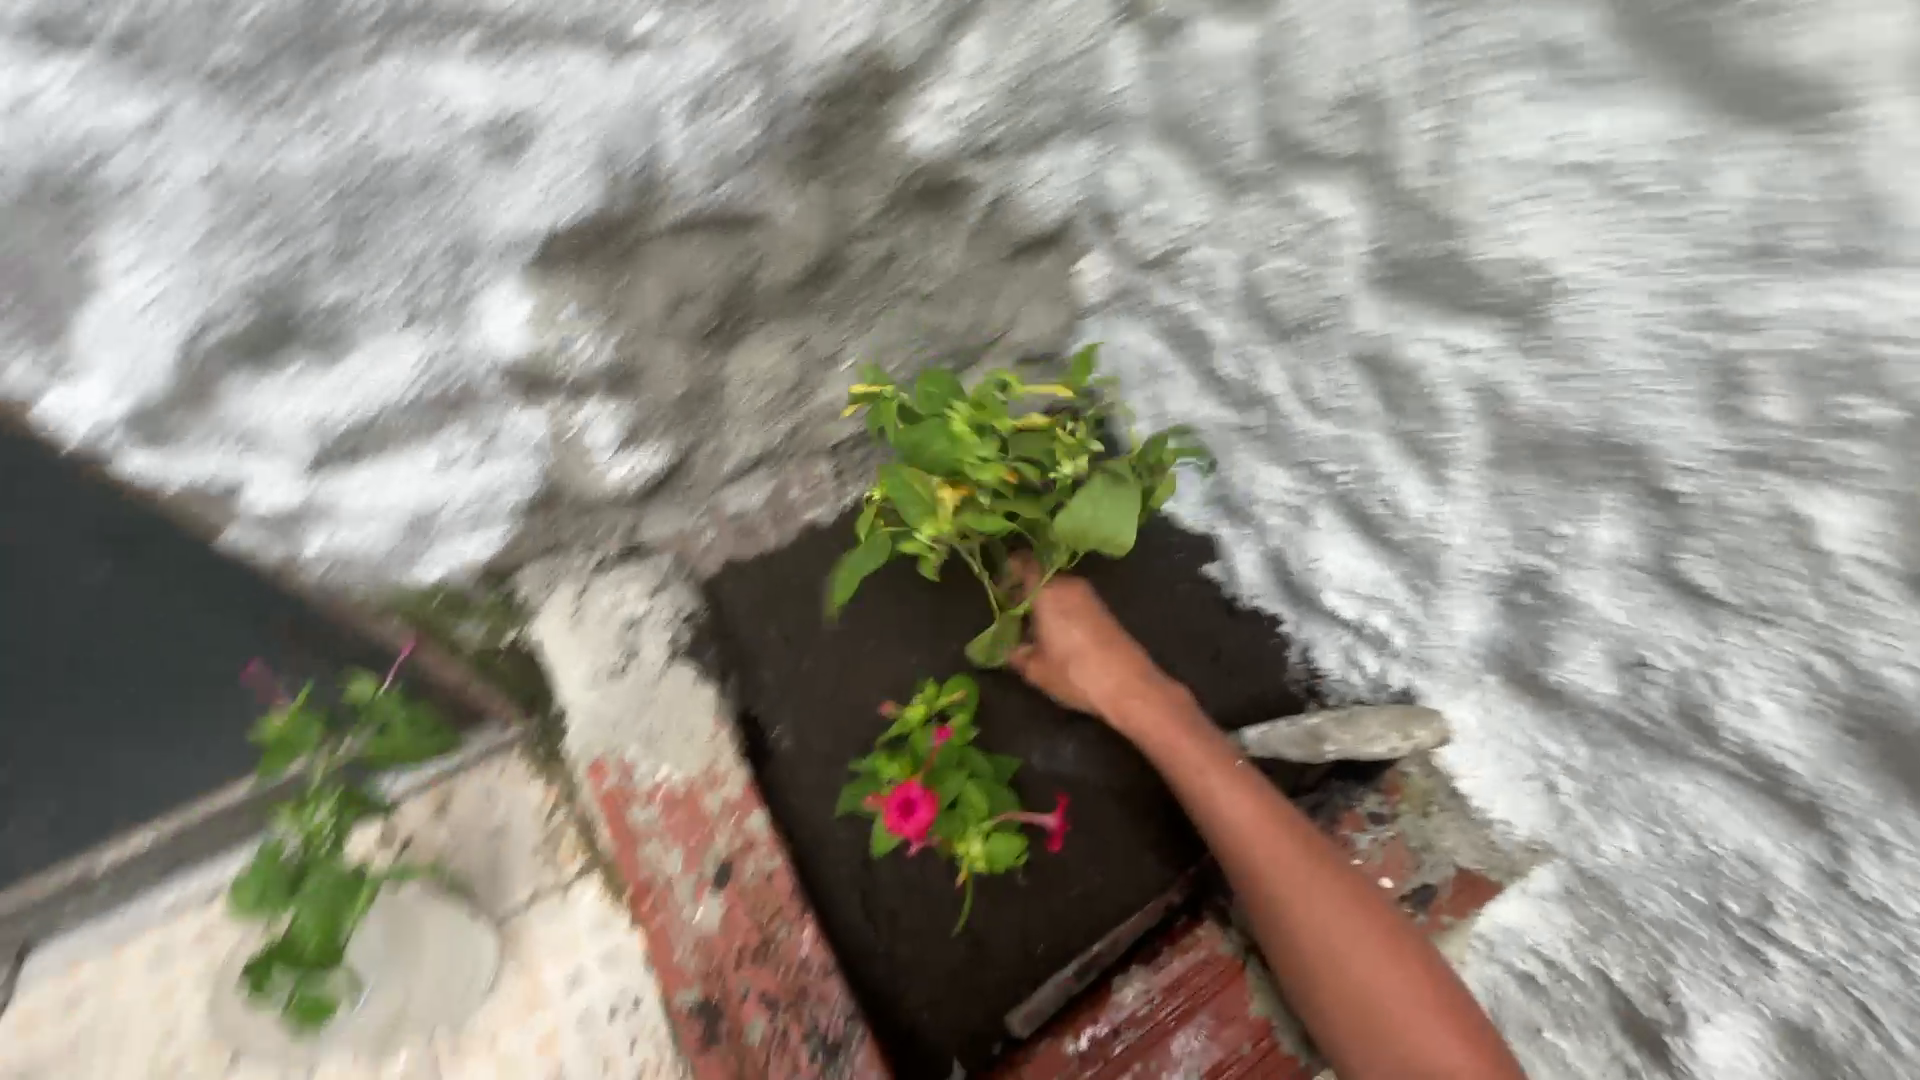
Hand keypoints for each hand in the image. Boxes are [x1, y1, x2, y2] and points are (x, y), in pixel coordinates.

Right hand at [1005, 553, 1177, 728]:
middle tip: (1009, 615)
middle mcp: (1069, 585)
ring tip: (1031, 629)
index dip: (1008, 569)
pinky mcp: (1102, 609)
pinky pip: (1071, 599)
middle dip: (1022, 591)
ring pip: (1056, 588)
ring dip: (1041, 601)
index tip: (999, 588)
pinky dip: (1058, 609)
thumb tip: (1005, 648)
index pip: (1024, 561)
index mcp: (1047, 592)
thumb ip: (1014, 653)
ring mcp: (1088, 596)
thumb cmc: (1075, 674)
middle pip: (1040, 576)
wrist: (1129, 685)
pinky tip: (1054, 635)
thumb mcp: (1035, 669)